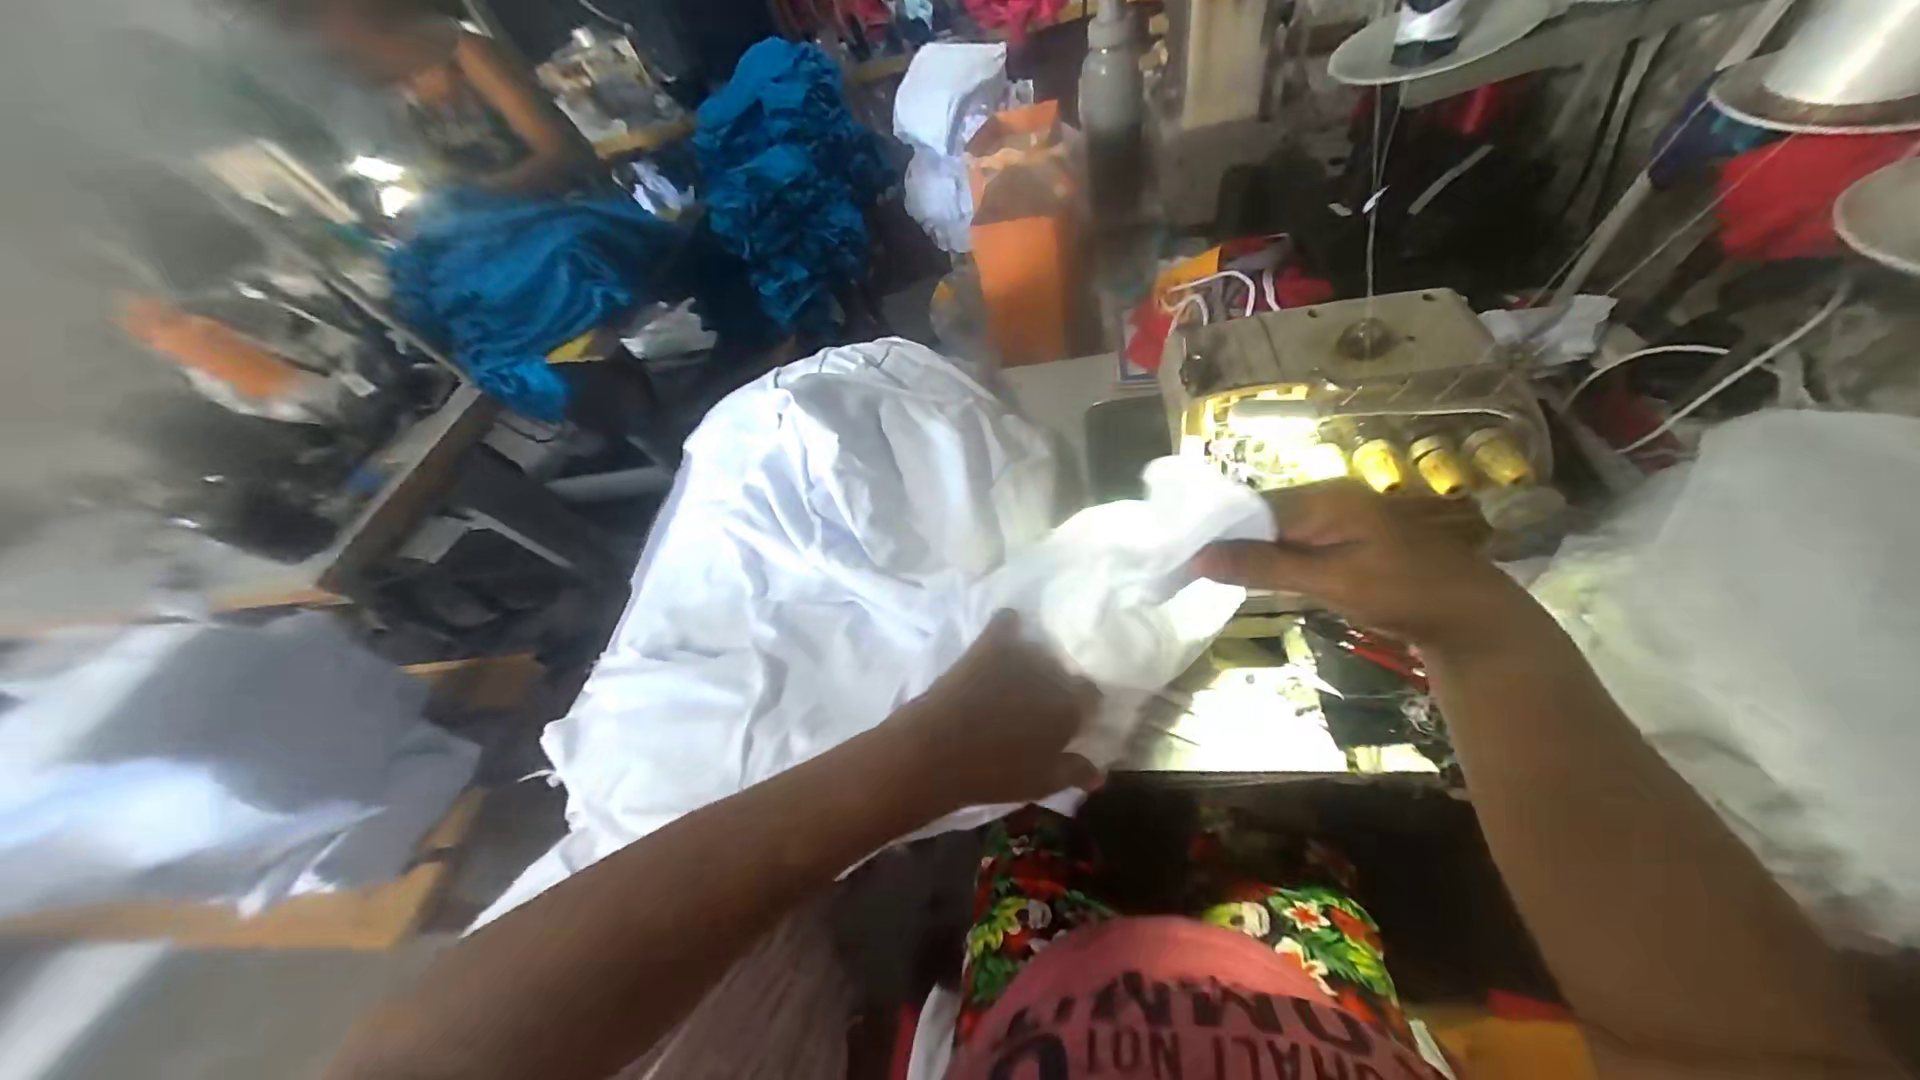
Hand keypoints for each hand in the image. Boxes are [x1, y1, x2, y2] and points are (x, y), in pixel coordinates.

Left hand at [887, 611, 1102, 809]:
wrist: (937, 751)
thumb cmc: (993, 773)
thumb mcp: (1040, 782)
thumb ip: (1074, 772)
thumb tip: (1100, 774)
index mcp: (1068, 708)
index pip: (1090, 693)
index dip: (1080, 703)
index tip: (1067, 715)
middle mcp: (1051, 675)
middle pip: (1062, 670)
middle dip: (1054, 682)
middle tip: (1033, 701)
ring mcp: (1020, 655)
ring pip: (1037, 648)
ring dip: (1031, 659)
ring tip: (1014, 676)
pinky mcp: (990, 645)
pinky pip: (1006, 621)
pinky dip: (1008, 624)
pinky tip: (1004, 631)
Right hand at [1191, 481, 1538, 652]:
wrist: (1474, 618)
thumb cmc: (1404, 594)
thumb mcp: (1329, 582)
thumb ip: (1264, 567)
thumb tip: (1199, 557)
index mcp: (1325, 498)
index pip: (1251, 507)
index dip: (1215, 530)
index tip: (1181, 555)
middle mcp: (1327, 498)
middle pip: (1259, 515)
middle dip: (1227, 541)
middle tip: (1189, 569)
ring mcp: (1336, 518)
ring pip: (1273, 531)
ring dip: (1245, 552)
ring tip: (1207, 573)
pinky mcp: (1342, 539)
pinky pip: (1292, 542)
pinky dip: (1269, 559)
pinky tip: (1249, 575)